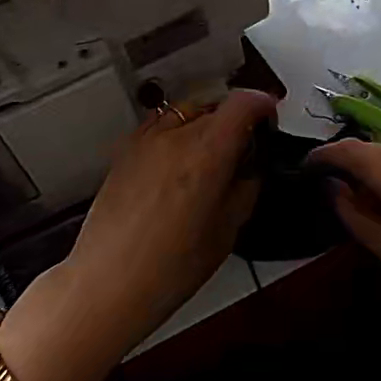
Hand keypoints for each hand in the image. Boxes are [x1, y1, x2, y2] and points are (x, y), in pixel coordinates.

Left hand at [0, 90, 278, 380]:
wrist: (110, 276)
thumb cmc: (168, 266)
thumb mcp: (226, 230)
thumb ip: (244, 187)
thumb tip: (250, 168)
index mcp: (205, 153)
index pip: (241, 103)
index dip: (262, 105)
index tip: (269, 115)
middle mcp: (172, 137)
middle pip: (212, 107)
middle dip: (232, 121)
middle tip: (244, 149)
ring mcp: (142, 141)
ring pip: (182, 114)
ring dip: (201, 125)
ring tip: (209, 158)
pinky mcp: (123, 152)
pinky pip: (155, 128)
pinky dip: (173, 135)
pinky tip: (177, 166)